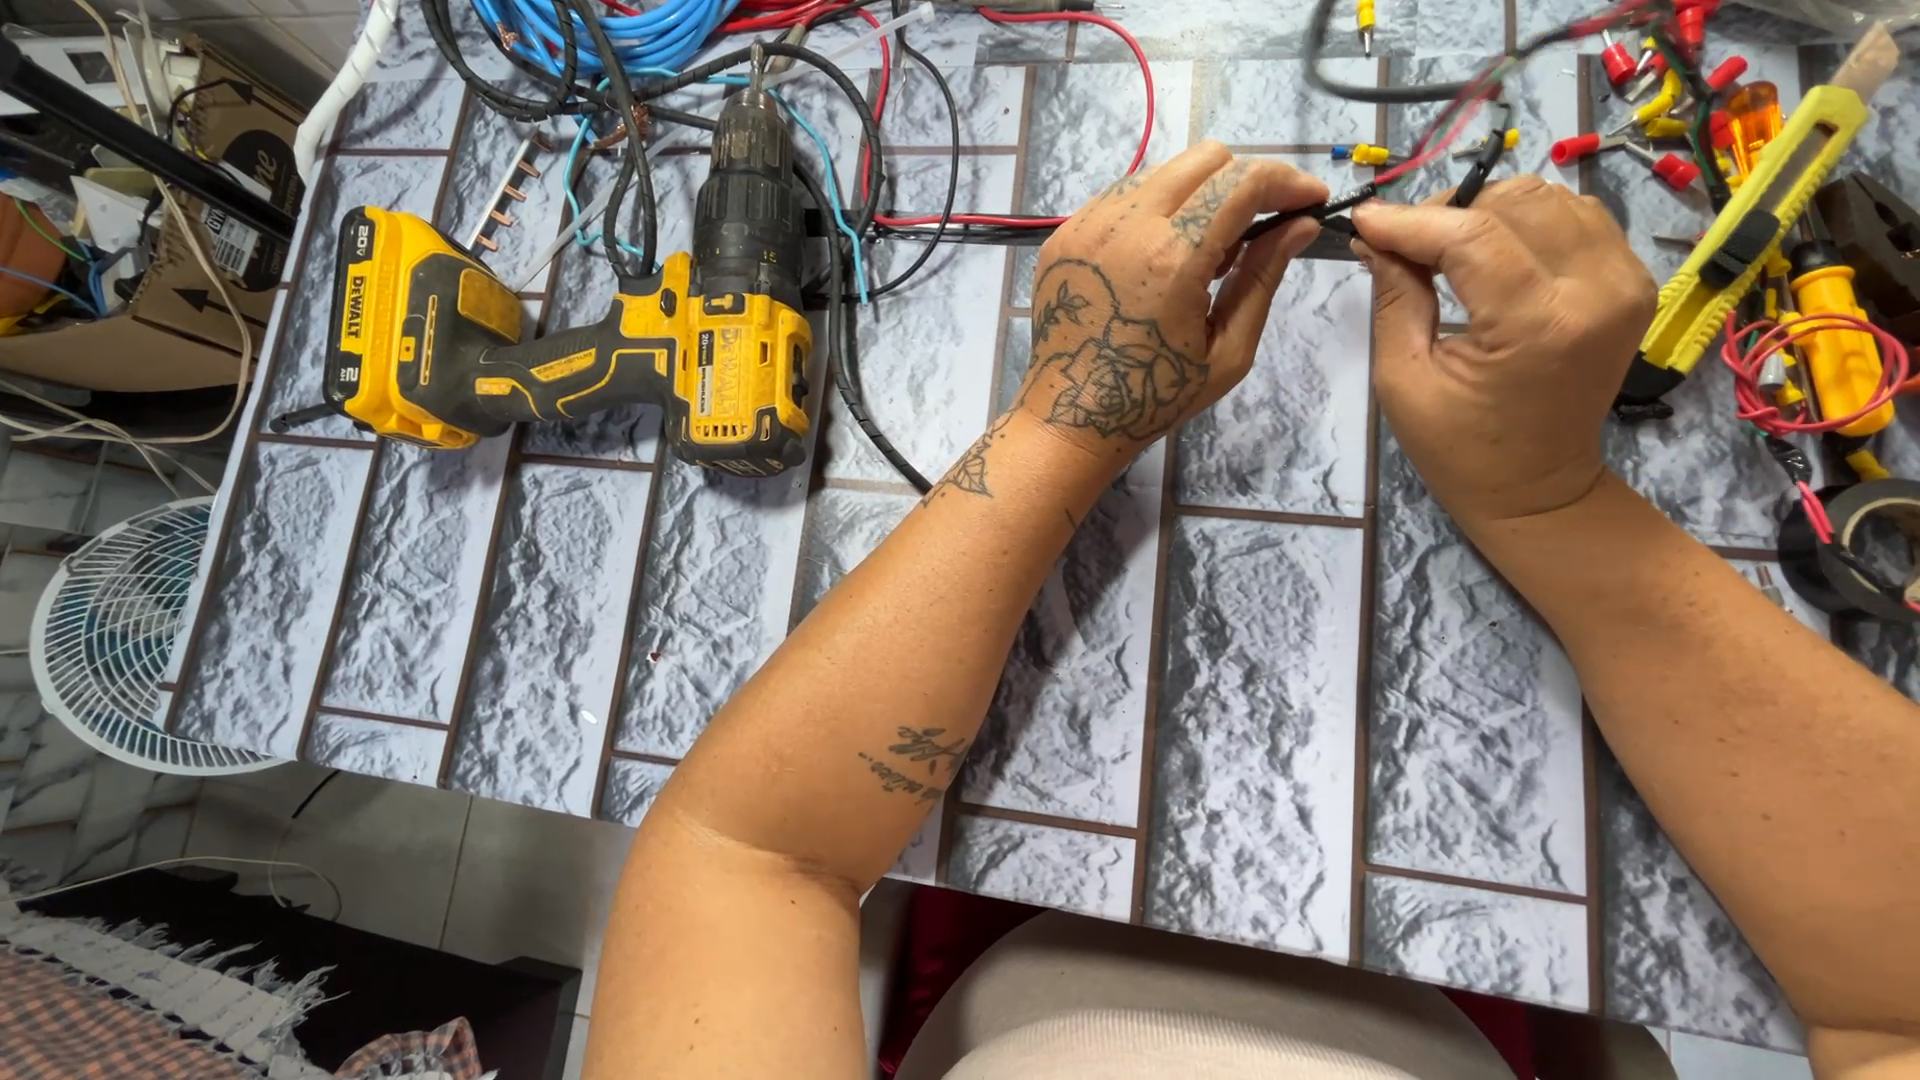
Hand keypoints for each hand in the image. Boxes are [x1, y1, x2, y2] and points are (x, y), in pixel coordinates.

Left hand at [1013, 142, 1327, 466]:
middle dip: (1245, 180)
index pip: (1243, 181)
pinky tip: (1160, 257)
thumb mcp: (1226, 352)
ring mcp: (1087, 226)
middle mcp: (1127, 227)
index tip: (1308, 201)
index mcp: (1172, 259)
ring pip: (1162, 172)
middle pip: (1204, 158)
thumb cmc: (1154, 398)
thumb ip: (1263, 280)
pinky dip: (1154, 211)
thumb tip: (1301, 225)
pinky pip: (1122, 197)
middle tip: (1256, 230)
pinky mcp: (1064, 236)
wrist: (1070, 416)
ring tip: (1204, 254)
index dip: (1287, 182)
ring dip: (1198, 194)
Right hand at [1351, 177, 1655, 526]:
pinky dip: (1525, 222)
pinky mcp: (1631, 281)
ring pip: (1552, 199)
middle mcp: (1597, 289)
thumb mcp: (1403, 378)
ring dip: (1488, 211)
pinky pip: (1577, 218)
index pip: (1471, 235)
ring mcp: (1626, 281)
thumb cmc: (1458, 446)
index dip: (1410, 221)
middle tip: (1401, 241)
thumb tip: (1377, 238)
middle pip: (1518, 201)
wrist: (1535, 485)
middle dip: (1449, 210)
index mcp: (1538, 323)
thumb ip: (1395, 298)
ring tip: (1441, 245)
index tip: (1362, 219)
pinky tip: (1488, 252)